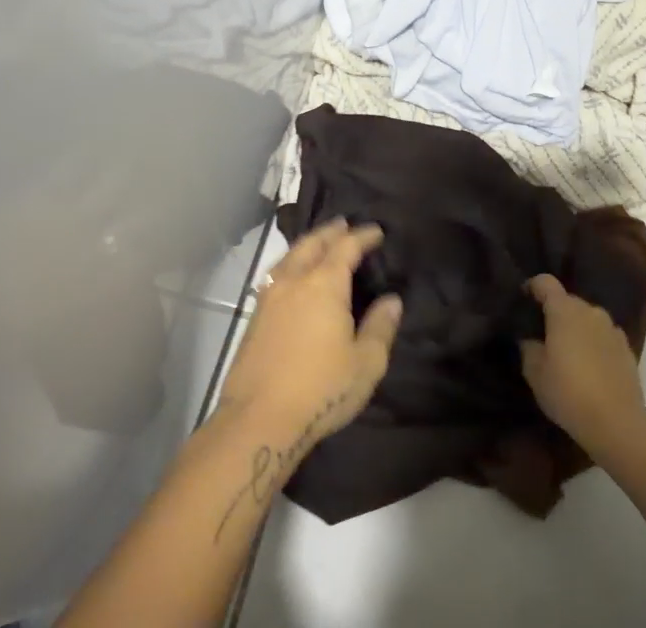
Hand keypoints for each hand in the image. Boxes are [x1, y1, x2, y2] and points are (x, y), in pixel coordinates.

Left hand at [214, 221, 401, 443]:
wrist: (259, 420)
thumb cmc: (321, 389)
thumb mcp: (366, 362)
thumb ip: (380, 326)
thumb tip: (391, 300)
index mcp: (323, 285)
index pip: (345, 247)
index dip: (362, 236)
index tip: (376, 231)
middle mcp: (292, 282)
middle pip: (311, 244)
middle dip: (330, 232)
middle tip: (344, 225)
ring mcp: (268, 300)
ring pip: (288, 258)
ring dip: (306, 246)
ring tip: (319, 246)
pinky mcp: (254, 319)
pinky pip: (276, 277)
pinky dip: (291, 266)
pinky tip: (295, 279)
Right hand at [520, 274, 645, 446]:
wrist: (616, 422)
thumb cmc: (568, 393)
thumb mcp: (535, 373)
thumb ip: (528, 347)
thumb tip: (530, 338)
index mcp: (565, 311)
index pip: (546, 282)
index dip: (532, 287)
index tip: (522, 300)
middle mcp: (591, 312)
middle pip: (568, 301)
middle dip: (553, 312)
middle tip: (541, 336)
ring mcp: (612, 329)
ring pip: (587, 319)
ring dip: (575, 328)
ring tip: (565, 353)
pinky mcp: (627, 348)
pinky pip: (603, 336)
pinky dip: (592, 343)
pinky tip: (588, 367)